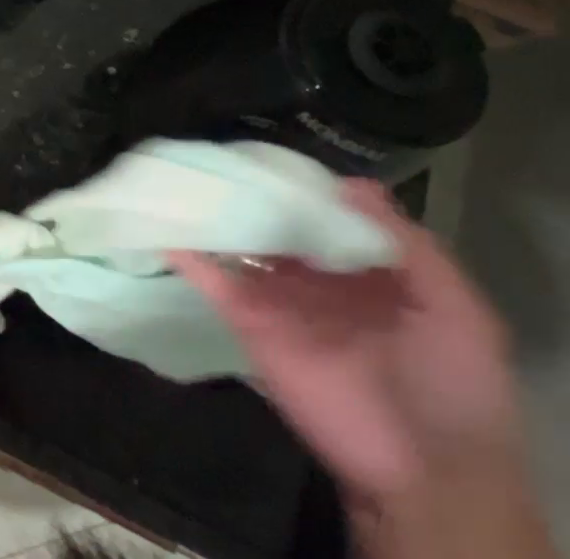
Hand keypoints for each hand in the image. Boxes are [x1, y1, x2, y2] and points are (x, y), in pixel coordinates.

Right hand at [171, 181, 522, 504]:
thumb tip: (347, 184)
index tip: (274, 156)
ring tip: (179, 181)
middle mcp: (320, 278)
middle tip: (216, 160)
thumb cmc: (453, 385)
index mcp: (372, 272)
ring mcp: (279, 299)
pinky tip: (162, 229)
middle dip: (252, 196)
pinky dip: (186, 257)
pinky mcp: (245, 322)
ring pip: (241, 247)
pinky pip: (212, 283)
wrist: (420, 465)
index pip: (331, 215)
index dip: (306, 186)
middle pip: (278, 226)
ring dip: (214, 219)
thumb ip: (409, 248)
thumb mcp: (457, 312)